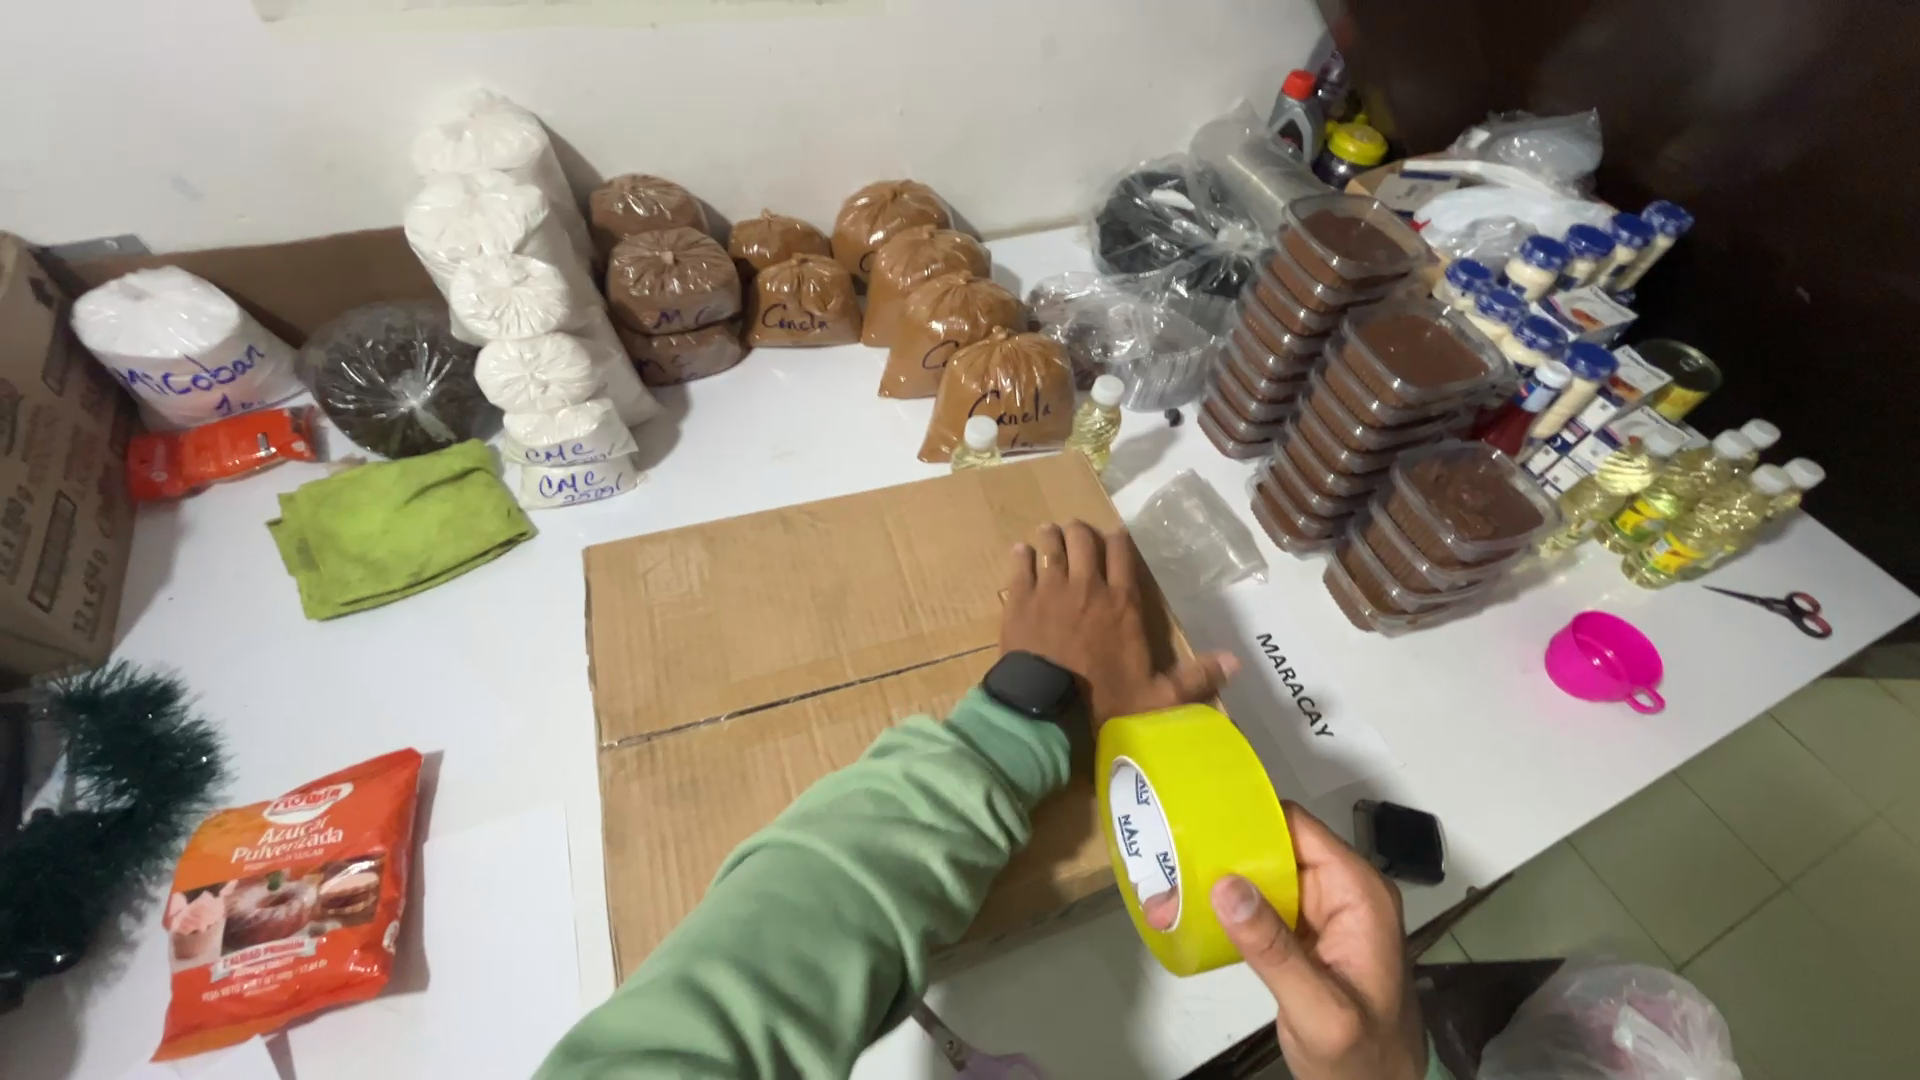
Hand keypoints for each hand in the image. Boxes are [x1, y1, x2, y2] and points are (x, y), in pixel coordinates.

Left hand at [1000, 522, 1237, 726]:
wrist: (1046, 707)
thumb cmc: (1102, 701)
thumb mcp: (1157, 696)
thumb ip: (1196, 677)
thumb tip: (1237, 663)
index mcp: (1122, 602)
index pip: (1122, 551)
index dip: (1118, 539)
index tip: (1114, 538)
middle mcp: (1087, 585)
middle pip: (1084, 538)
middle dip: (1081, 532)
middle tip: (1078, 536)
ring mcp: (1051, 588)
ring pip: (1053, 544)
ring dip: (1053, 536)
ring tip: (1050, 535)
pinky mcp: (1020, 598)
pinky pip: (1021, 564)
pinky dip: (1023, 555)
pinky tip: (1022, 552)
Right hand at [1142, 803, 1424, 1079]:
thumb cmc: (1364, 1060)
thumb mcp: (1320, 1011)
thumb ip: (1274, 950)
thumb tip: (1225, 886)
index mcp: (1357, 892)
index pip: (1295, 826)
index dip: (1246, 818)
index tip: (1195, 824)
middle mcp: (1338, 889)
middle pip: (1269, 844)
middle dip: (1217, 855)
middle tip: (1167, 868)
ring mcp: (1318, 908)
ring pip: (1256, 871)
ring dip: (1212, 881)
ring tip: (1165, 895)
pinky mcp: (1297, 929)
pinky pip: (1255, 900)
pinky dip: (1222, 906)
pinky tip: (1186, 914)